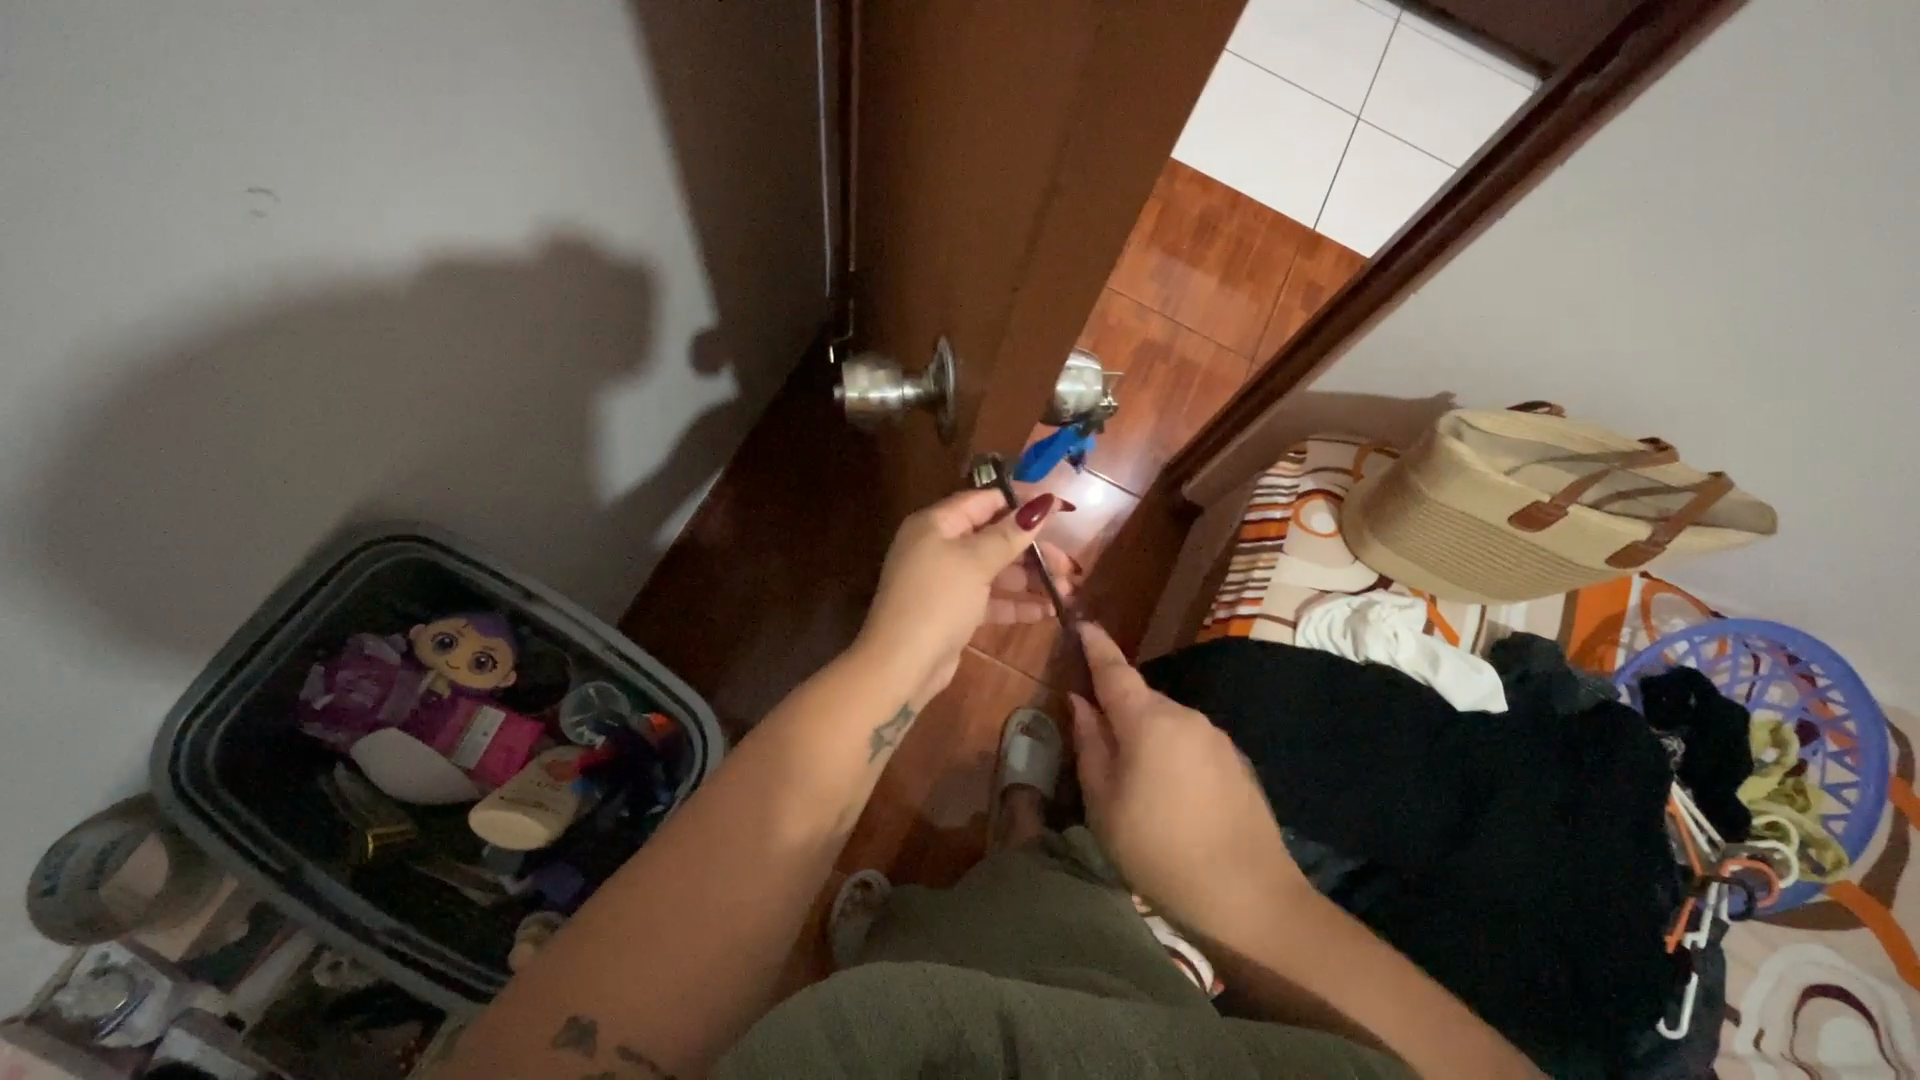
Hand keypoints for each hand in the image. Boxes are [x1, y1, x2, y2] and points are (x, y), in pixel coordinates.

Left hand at [856, 489, 1076, 702]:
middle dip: (1034, 550)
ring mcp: (946, 581)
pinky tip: (1048, 611)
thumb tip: (1043, 502)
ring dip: (1031, 579)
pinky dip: (1016, 602)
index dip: (1022, 502)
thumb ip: (1010, 533)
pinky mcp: (954, 611)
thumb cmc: (937, 600)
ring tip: (1068, 591)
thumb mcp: (976, 562)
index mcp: (936, 524)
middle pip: (994, 537)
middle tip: (1070, 565)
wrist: (901, 663)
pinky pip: (990, 599)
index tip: (1059, 509)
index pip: (984, 501)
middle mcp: (939, 547)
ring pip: (996, 571)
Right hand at [1071, 623, 1308, 943]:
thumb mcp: (1104, 803)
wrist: (1247, 897)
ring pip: (1167, 723)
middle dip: (1117, 708)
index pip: (1115, 671)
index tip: (1082, 623)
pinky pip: (1191, 745)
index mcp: (1149, 720)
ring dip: (1144, 736)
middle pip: (1141, 700)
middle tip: (1093, 738)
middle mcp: (1187, 717)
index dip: (1096, 647)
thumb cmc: (1157, 850)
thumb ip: (1090, 744)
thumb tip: (1081, 703)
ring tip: (1130, 781)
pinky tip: (1167, 797)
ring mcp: (1218, 740)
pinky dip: (1170, 755)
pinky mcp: (1237, 764)